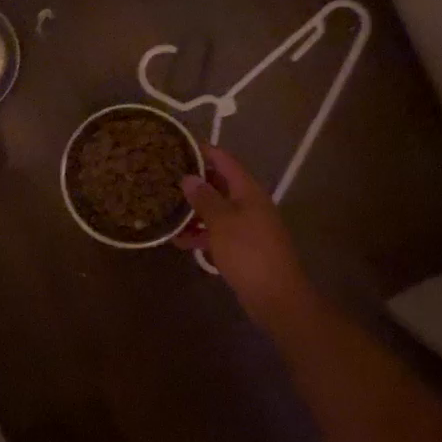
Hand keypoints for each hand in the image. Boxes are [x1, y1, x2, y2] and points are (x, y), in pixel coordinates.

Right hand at [174, 145, 314, 319]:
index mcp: (248, 191)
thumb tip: (188, 177)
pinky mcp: (242, 247)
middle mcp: (249, 203)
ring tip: (166, 208)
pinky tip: (179, 240)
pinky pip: (218, 232)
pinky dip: (201, 233)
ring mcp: (247, 226)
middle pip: (220, 184)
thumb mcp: (222, 222)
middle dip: (194, 181)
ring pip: (217, 210)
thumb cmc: (248, 252)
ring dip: (194, 210)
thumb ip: (204, 198)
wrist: (276, 296)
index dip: (203, 151)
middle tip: (165, 177)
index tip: (178, 145)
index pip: (225, 160)